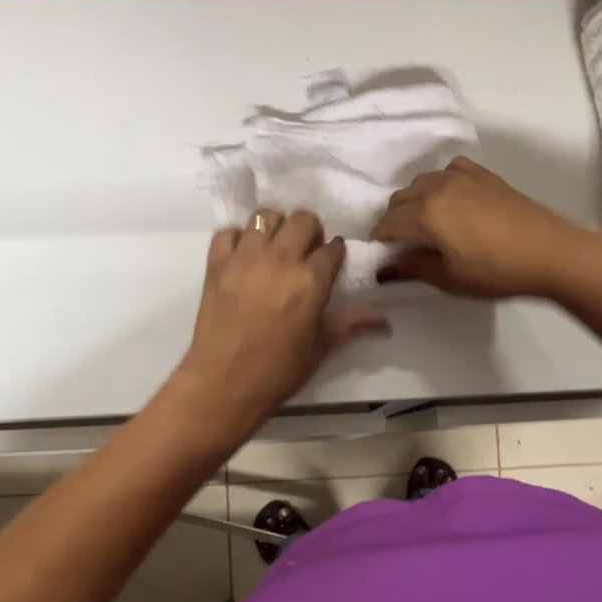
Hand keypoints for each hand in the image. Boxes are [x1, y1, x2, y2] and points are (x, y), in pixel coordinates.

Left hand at [173, 210, 386, 431]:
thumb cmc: (278, 371)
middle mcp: (280, 260)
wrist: (224, 385)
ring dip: (275, 227)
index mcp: (311, 281)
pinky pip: (227, 232)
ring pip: (265, 216)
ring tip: (275, 249)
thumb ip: (351, 324)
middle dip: (310, 230)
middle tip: (306, 252)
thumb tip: (386, 321)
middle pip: (302, 220)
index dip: (334, 254)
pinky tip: (244, 256)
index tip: (331, 263)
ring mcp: (244, 259)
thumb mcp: (320, 347)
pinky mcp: (215, 265)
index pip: (332, 249)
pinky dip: (238, 238)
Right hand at [372, 158, 601, 298]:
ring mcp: (462, 175)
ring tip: (424, 226)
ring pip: (422, 182)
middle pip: (400, 198)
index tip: (382, 259)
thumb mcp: (449, 278)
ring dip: (414, 201)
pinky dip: (439, 185)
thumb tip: (386, 266)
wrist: (551, 252)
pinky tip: (450, 202)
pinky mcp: (483, 174)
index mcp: (425, 213)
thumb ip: (413, 267)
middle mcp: (437, 186)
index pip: (387, 223)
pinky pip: (447, 171)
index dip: (379, 242)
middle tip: (402, 247)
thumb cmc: (496, 272)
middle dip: (394, 221)